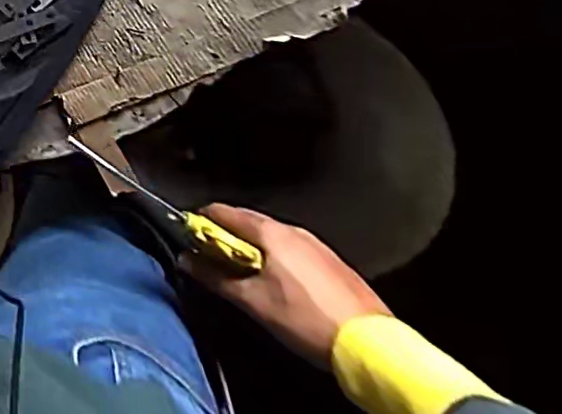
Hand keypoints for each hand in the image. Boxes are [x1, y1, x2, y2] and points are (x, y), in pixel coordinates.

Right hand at [184, 204, 389, 366]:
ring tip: (246, 273)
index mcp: (270, 232)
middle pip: (248, 221)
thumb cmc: (306, 320)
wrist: (375, 348)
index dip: (202, 221)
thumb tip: (186, 262)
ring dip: (253, 248)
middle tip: (214, 257)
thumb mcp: (254, 303)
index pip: (223, 212)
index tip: (191, 237)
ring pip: (272, 237)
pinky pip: (294, 250)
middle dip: (227, 236)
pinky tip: (280, 283)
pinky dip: (278, 258)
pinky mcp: (335, 264)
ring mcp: (318, 245)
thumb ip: (216, 278)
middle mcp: (293, 229)